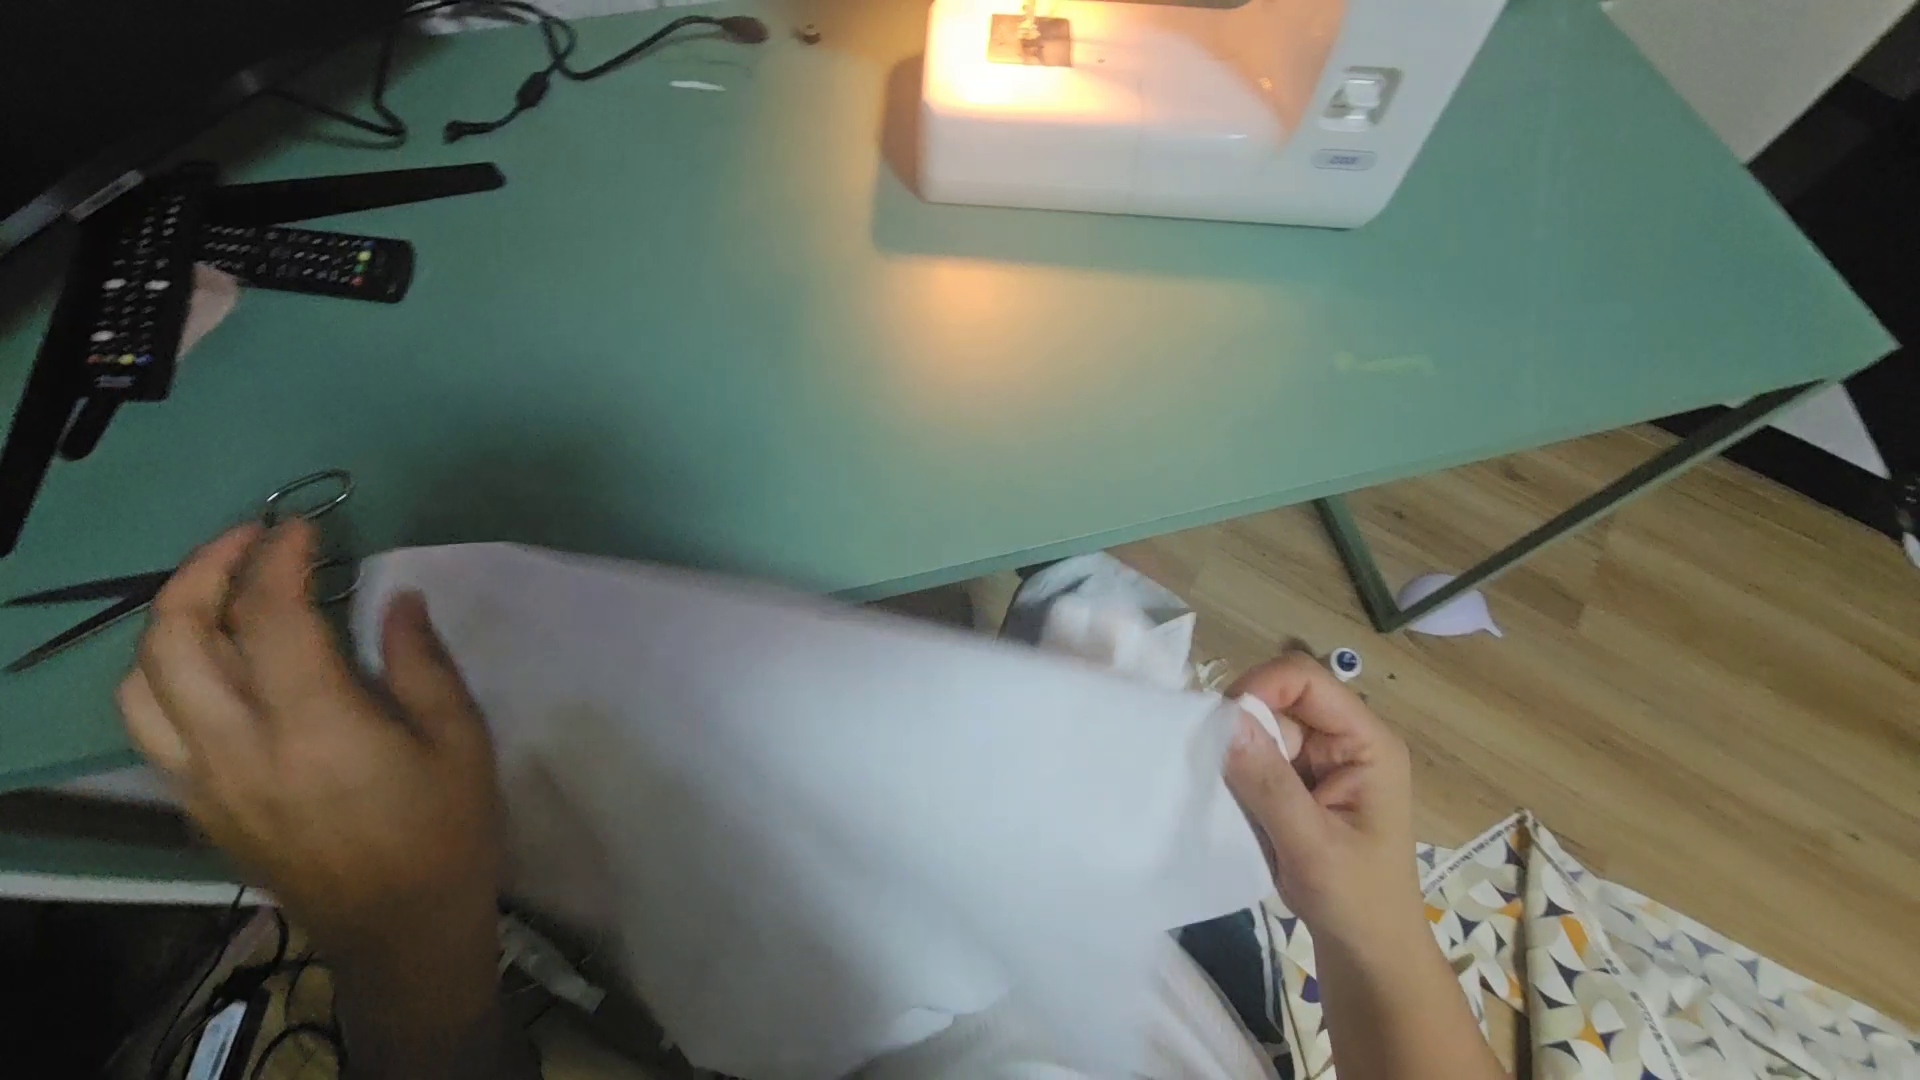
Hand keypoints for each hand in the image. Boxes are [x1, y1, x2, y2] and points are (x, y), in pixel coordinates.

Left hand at [117, 520, 503, 958]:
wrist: (399, 923)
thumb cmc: (447, 827)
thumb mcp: (460, 738)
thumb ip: (423, 664)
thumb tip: (398, 600)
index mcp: (319, 728)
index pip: (273, 619)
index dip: (283, 561)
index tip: (309, 528)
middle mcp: (240, 748)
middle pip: (179, 638)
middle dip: (207, 569)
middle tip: (254, 538)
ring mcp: (203, 779)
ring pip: (141, 679)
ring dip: (172, 617)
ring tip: (221, 588)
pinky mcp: (195, 802)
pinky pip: (148, 722)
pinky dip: (165, 670)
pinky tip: (213, 659)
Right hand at [1220, 653, 1422, 947]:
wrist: (1367, 951)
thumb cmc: (1355, 901)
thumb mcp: (1312, 846)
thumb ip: (1268, 783)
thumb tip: (1224, 720)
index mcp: (1366, 743)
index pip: (1304, 680)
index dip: (1258, 688)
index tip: (1220, 728)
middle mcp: (1343, 739)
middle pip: (1277, 699)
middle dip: (1242, 727)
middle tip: (1218, 770)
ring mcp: (1320, 759)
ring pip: (1261, 726)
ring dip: (1237, 752)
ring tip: (1227, 793)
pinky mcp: (1298, 779)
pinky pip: (1256, 753)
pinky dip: (1237, 770)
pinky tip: (1233, 800)